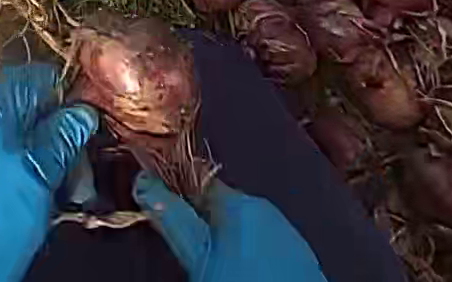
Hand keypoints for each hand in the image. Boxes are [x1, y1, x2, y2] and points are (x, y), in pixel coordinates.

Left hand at [0, 64, 98, 281]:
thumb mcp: (37, 178)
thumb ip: (62, 140)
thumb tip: (83, 114)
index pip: (40, 78)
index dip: (69, 105)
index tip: (86, 139)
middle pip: (24, 104)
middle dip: (54, 138)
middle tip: (77, 182)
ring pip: (7, 129)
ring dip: (34, 156)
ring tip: (53, 196)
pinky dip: (7, 164)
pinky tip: (22, 196)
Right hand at [134, 172, 328, 281]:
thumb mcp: (197, 258)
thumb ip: (170, 216)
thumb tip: (142, 178)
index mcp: (241, 202)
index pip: (197, 183)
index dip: (178, 196)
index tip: (164, 213)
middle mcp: (269, 211)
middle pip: (221, 206)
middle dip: (204, 223)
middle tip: (191, 254)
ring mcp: (293, 240)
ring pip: (246, 229)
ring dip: (229, 242)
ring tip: (220, 270)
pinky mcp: (308, 267)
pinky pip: (268, 249)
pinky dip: (254, 258)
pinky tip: (247, 277)